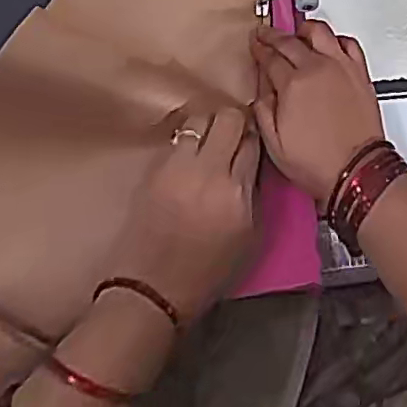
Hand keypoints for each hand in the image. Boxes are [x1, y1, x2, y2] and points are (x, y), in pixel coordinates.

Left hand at [106, 109, 259, 320]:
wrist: (151, 289)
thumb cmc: (207, 271)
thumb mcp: (250, 237)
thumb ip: (256, 192)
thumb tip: (254, 158)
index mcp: (236, 193)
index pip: (252, 141)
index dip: (255, 135)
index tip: (253, 139)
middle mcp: (207, 172)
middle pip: (228, 118)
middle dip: (235, 121)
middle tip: (234, 133)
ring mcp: (177, 167)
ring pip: (199, 119)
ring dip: (208, 125)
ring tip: (209, 141)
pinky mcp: (153, 169)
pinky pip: (177, 138)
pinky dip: (188, 139)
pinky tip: (189, 155)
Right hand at [251, 21, 386, 208]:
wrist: (356, 171)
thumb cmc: (319, 162)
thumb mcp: (275, 144)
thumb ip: (263, 111)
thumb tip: (261, 92)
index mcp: (292, 84)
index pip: (270, 57)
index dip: (259, 49)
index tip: (255, 45)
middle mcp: (316, 69)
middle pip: (290, 41)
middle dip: (274, 36)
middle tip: (266, 34)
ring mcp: (340, 68)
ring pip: (320, 32)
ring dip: (304, 29)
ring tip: (297, 32)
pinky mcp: (359, 73)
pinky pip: (349, 44)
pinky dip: (337, 39)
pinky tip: (331, 44)